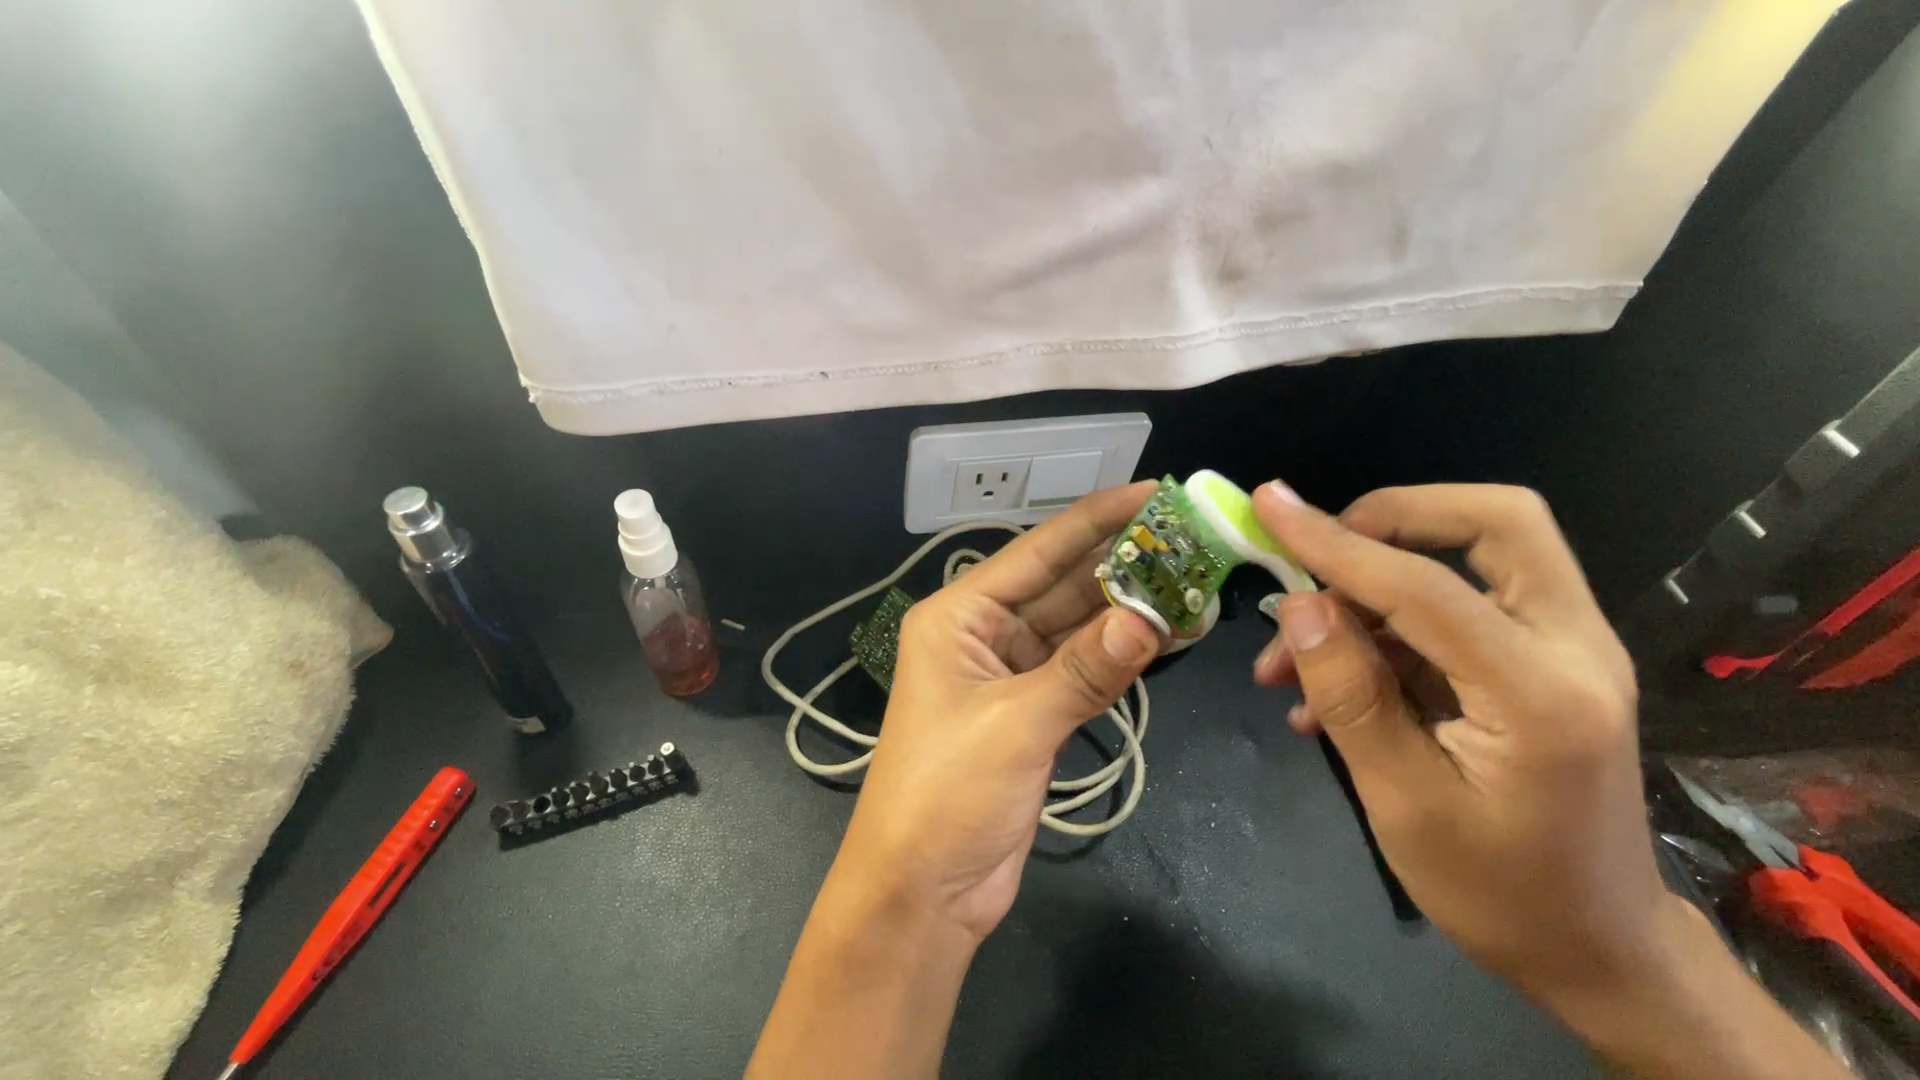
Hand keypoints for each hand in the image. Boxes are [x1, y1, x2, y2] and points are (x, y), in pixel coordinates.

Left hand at [750, 483, 1160, 1078]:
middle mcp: (982, 635)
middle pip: (1060, 586)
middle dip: (1121, 564)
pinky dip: (1119, 656)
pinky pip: (1082, 670)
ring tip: (1195, 582)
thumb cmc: (947, 793)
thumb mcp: (1016, 723)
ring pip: (1076, 629)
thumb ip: (1085, 668)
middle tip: (1190, 538)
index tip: (1152, 493)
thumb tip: (1151, 619)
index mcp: (958, 617)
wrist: (921, 889)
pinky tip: (1167, 636)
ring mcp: (1008, 676)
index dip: (1095, 521)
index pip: (1035, 553)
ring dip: (1128, 611)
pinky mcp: (1031, 714)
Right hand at [1248, 483, 1849, 1079]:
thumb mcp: (1403, 802)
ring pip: (1480, 557)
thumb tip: (1298, 607)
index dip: (1336, 544)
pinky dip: (1392, 625)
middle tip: (1321, 551)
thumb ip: (1350, 695)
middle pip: (1498, 522)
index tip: (1269, 506)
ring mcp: (1570, 650)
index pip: (1425, 586)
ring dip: (1376, 586)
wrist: (1596, 949)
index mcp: (1541, 693)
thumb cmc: (1498, 893)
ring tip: (1292, 656)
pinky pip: (1466, 609)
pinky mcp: (1546, 664)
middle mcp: (1576, 647)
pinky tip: (1328, 685)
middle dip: (1396, 517)